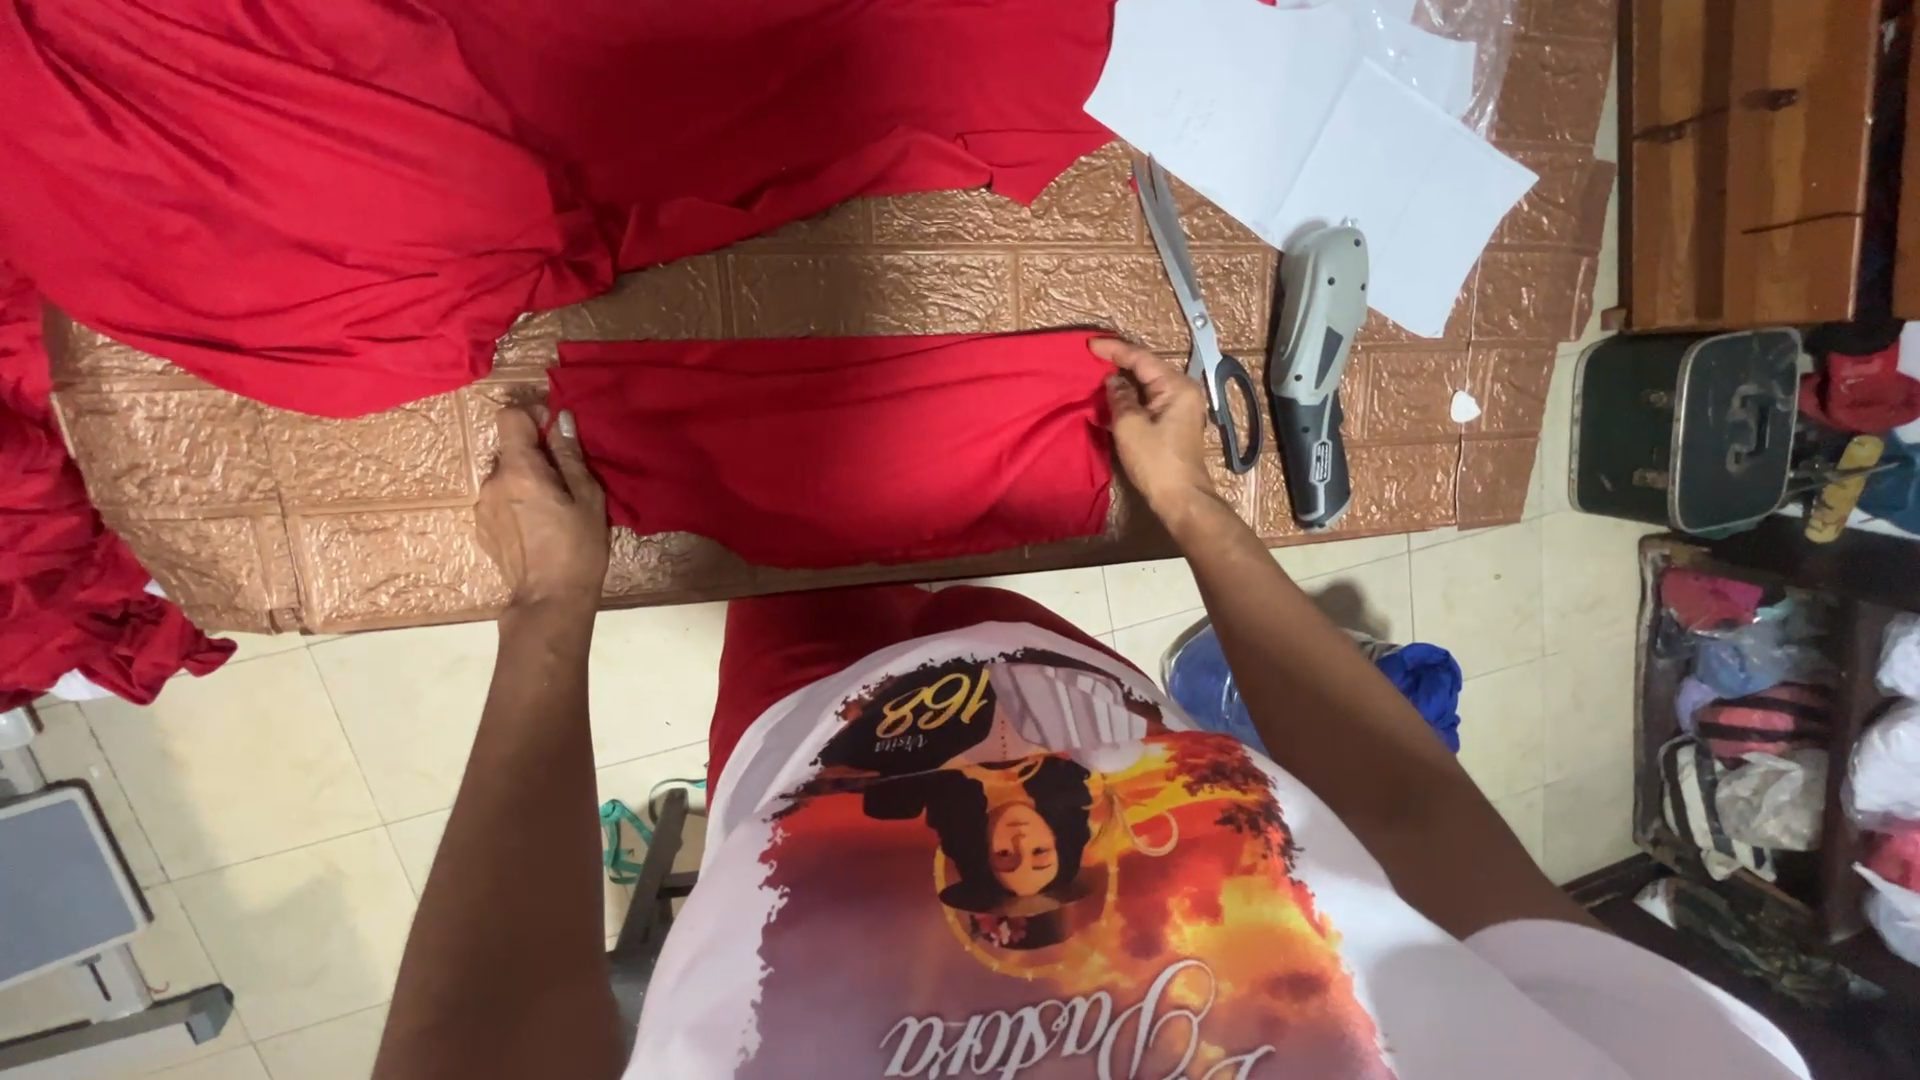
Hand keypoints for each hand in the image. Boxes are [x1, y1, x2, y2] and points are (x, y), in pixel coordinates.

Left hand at [476, 406, 608, 614]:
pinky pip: (500, 500)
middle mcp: (492, 481)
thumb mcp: (588, 498)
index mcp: (519, 470)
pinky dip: (518, 502)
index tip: (556, 431)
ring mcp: (482, 506)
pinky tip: (540, 527)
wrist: (549, 599)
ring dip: (527, 481)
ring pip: (506, 477)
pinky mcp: (482, 527)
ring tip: (555, 508)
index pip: (510, 417)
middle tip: (567, 480)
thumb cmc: (578, 547)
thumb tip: (561, 420)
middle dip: (536, 456)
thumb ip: (571, 457)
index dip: (533, 416)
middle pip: (510, 450)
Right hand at [1092, 337, 1216, 519]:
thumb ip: (1119, 398)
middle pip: (1146, 369)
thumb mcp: (1130, 426)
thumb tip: (1112, 382)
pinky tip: (1111, 401)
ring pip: (1146, 386)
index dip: (1115, 350)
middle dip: (1119, 364)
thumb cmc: (1156, 461)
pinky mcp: (1173, 424)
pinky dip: (1129, 399)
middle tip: (1092, 358)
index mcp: (1176, 386)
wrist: (1180, 497)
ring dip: (1122, 383)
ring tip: (1097, 377)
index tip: (1090, 345)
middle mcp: (1182, 391)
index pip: (1141, 358)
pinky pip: (1148, 402)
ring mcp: (1179, 408)